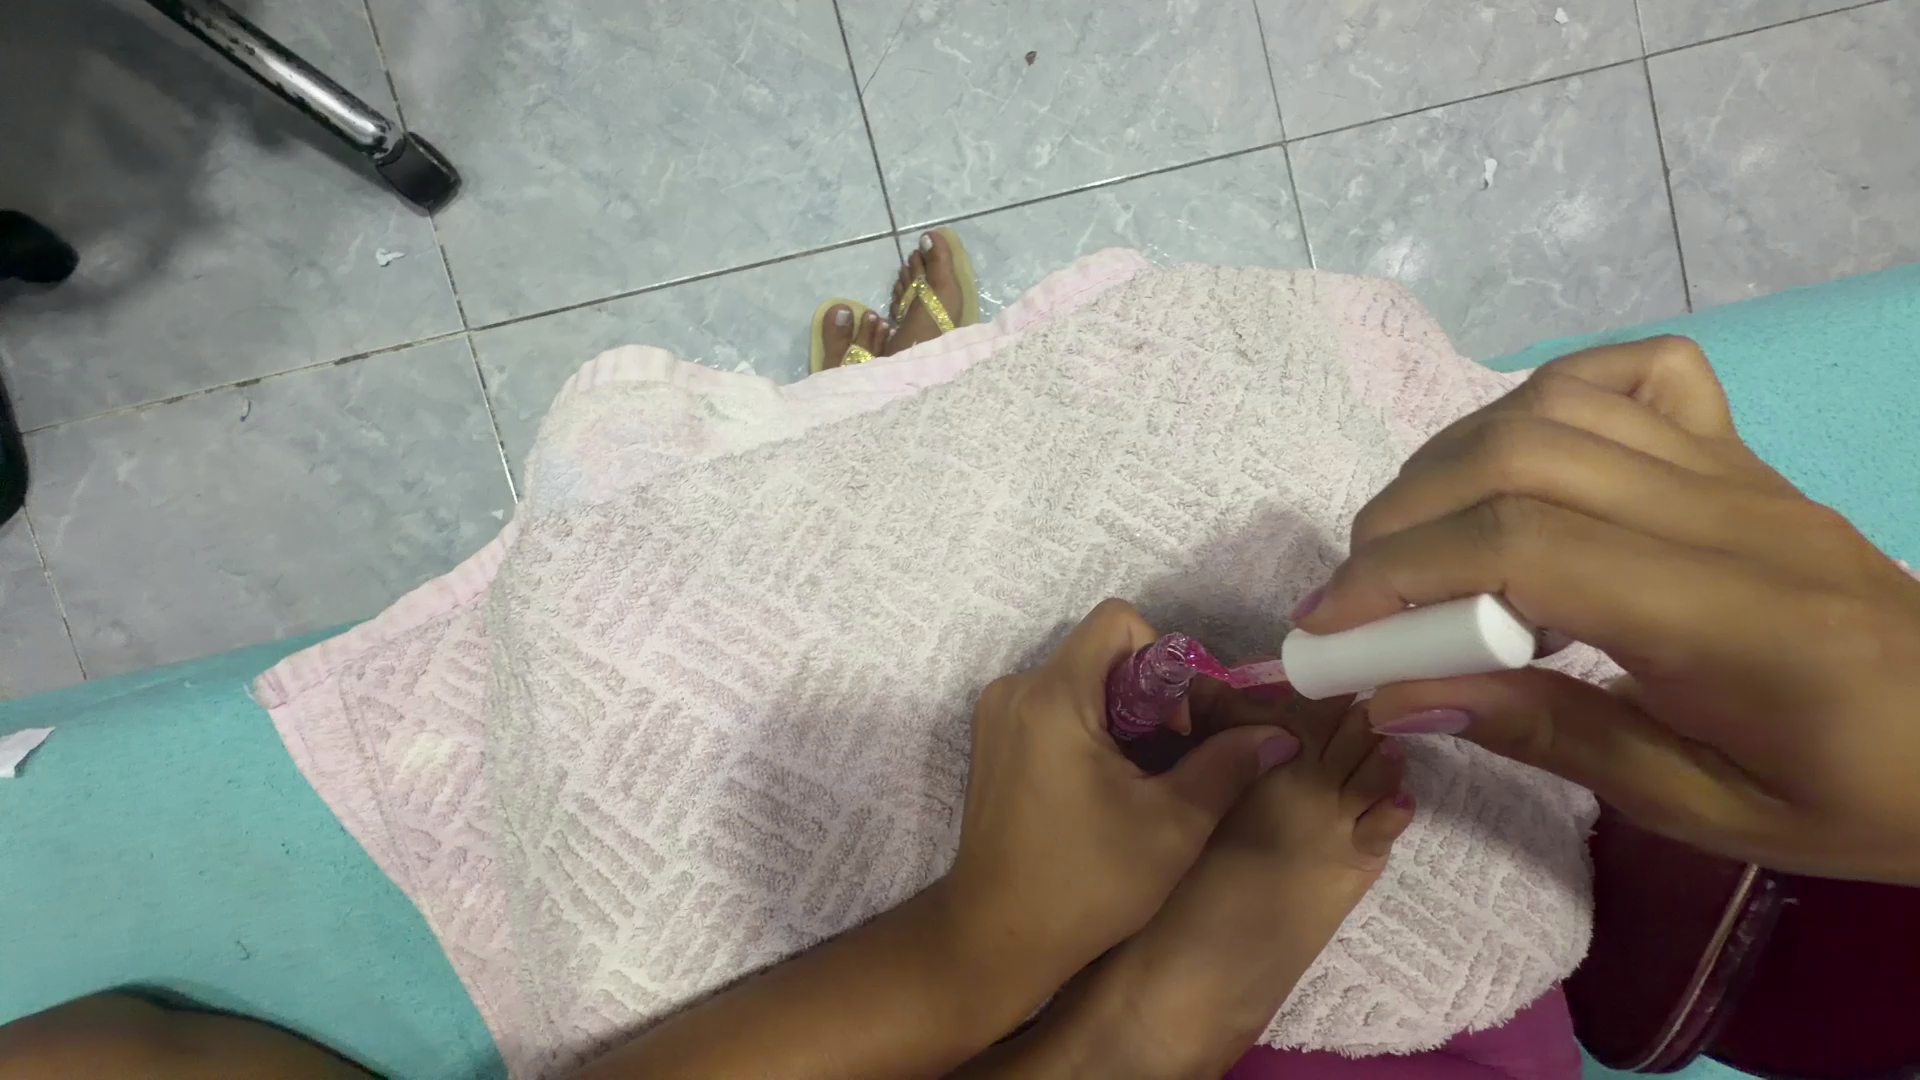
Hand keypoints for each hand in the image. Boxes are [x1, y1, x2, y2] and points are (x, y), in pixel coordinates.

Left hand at [943, 599, 1301, 992]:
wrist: (996, 935)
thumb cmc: (1086, 883)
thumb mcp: (1171, 825)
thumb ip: (1225, 764)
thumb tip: (1275, 733)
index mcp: (1052, 695)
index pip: (1117, 620)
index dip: (1162, 658)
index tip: (1173, 726)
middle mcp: (1014, 688)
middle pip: (1098, 652)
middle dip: (1144, 695)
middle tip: (1164, 761)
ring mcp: (995, 712)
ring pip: (1077, 679)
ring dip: (1117, 716)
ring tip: (1133, 782)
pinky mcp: (990, 736)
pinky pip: (1050, 703)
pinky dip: (1085, 727)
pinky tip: (1097, 786)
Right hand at [1299, 335, 1919, 882]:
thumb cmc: (1853, 789)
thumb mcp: (1696, 807)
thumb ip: (1540, 735)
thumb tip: (1392, 696)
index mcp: (1735, 620)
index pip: (1521, 550)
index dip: (1397, 576)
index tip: (1326, 628)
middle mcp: (1729, 516)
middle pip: (1512, 462)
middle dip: (1395, 526)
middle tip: (1356, 595)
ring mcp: (1732, 468)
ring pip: (1546, 408)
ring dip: (1441, 466)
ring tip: (1412, 536)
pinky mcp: (1730, 448)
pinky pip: (1627, 374)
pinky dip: (1538, 395)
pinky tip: (1509, 453)